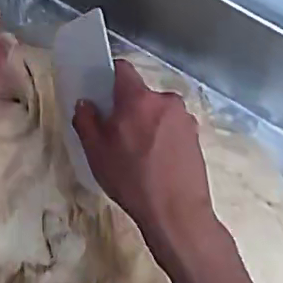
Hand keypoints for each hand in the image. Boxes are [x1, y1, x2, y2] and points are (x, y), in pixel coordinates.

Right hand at [73, 60, 219, 266]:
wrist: (177, 213)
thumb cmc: (132, 179)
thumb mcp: (96, 152)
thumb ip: (86, 120)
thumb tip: (86, 103)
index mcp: (138, 98)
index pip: (122, 69)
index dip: (109, 76)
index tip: (101, 93)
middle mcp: (165, 101)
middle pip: (140, 94)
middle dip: (128, 108)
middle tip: (116, 133)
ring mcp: (185, 118)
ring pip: (157, 112)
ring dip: (147, 123)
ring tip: (138, 153)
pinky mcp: (196, 137)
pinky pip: (171, 127)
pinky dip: (162, 137)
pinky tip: (156, 163)